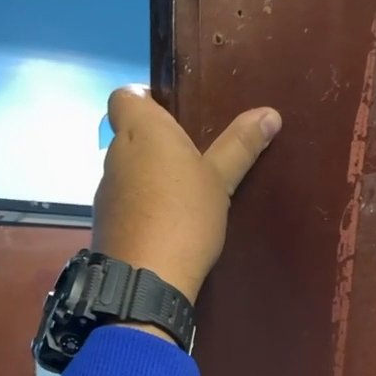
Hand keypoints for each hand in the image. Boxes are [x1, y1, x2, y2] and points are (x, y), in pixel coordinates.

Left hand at [93, 86, 281, 306]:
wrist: (145, 280)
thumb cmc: (184, 217)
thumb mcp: (219, 180)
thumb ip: (239, 146)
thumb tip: (270, 114)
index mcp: (141, 131)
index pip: (123, 96)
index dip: (143, 99)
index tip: (171, 114)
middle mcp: (115, 155)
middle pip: (128, 137)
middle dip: (155, 145)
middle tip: (190, 160)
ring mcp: (105, 192)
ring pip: (126, 173)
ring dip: (148, 180)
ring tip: (181, 199)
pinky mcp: (104, 225)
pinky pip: (124, 205)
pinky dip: (141, 209)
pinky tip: (166, 228)